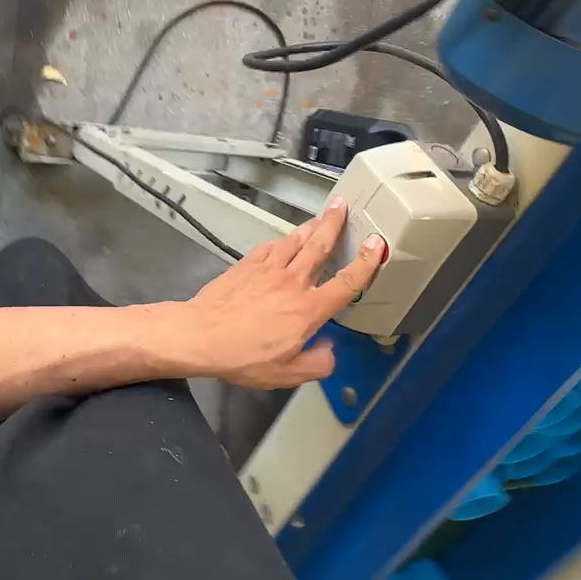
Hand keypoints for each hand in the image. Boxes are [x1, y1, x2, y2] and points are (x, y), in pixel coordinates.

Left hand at [165, 197, 387, 388]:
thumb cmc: (245, 356)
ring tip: (319, 217)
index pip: (346, 282)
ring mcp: (267, 269)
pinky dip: (280, 241)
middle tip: (342, 205)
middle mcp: (291, 282)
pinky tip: (282, 241)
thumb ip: (317, 363)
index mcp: (308, 309)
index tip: (377, 244)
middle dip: (333, 223)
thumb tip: (329, 349)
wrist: (203, 334)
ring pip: (293, 240)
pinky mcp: (246, 264)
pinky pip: (269, 246)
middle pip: (318, 246)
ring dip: (309, 227)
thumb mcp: (289, 374)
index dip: (366, 263)